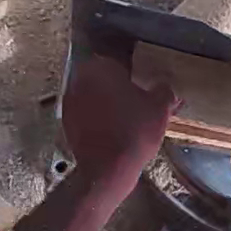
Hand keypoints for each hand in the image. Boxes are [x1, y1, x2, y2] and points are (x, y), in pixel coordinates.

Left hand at [61, 56, 175, 194]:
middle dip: (117, 87)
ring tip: (126, 117)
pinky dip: (97, 118)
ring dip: (106, 103)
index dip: (132, 73)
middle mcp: (78, 81)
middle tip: (135, 100)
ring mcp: (69, 104)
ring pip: (93, 96)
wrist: (108, 170)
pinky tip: (112, 129)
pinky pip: (86, 114)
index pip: (117, 61)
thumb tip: (164, 86)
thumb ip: (163, 90)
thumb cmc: (134, 132)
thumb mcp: (159, 107)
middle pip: (102, 78)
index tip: (141, 84)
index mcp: (99, 68)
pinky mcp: (66, 124)